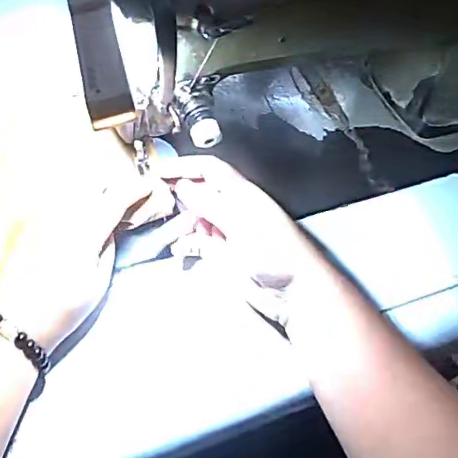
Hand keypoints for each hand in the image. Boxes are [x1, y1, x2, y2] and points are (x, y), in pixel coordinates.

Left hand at [0, 178, 135, 354]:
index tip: (148, 186)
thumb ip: (108, 249)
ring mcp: (38, 216)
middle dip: (112, 189)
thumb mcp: (97, 285)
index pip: (117, 197)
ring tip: (97, 214)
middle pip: (93, 184)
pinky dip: (68, 207)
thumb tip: (110, 228)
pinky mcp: (23, 223)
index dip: (136, 188)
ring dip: (90, 195)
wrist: (10, 324)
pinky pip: (53, 204)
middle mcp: (60, 214)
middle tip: (124, 204)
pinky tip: (69, 226)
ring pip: (72, 191)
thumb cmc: (59, 312)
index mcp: (84, 231)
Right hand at [155, 155, 329, 330]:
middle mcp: (235, 209)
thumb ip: (210, 203)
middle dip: (182, 197)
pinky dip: (189, 243)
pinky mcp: (227, 255)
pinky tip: (182, 248)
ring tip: (177, 231)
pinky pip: (201, 243)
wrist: (294, 292)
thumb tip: (185, 186)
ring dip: (185, 223)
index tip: (162, 170)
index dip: (186, 166)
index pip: (211, 169)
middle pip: (201, 193)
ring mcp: (230, 232)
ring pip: (198, 219)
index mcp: (242, 194)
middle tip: (162, 203)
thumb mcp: (240, 223)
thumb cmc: (278, 253)